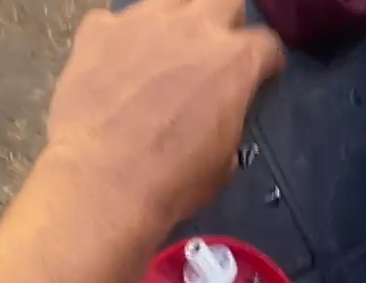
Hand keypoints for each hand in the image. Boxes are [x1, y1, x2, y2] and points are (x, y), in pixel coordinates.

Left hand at [45, 0, 284, 226]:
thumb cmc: (175, 182)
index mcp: (234, 63)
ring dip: (177, 24)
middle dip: (227, 25)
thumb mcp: (224, 164)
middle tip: (216, 58)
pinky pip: (119, 21)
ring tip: (166, 59)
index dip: (267, 64)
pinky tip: (120, 69)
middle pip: (223, 1)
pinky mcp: (98, 28)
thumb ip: (228, 121)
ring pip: (171, 1)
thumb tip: (217, 117)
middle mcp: (192, 26)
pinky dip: (125, 41)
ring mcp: (141, 20)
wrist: (105, 180)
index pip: (267, 44)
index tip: (263, 77)